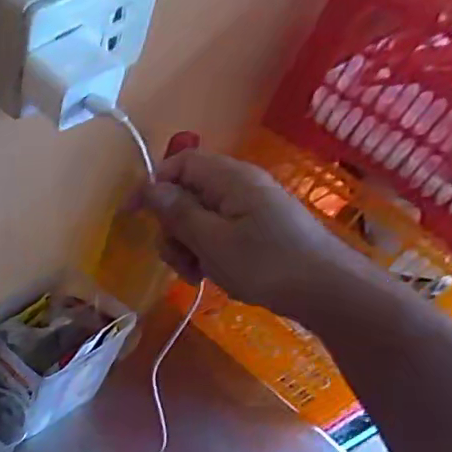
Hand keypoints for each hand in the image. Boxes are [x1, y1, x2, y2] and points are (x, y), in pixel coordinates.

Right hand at [135, 152, 374, 321]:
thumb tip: (150, 188)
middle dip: (171, 227)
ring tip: (196, 274)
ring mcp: (249, 207)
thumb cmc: (265, 263)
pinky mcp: (255, 228)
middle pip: (186, 194)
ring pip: (198, 218)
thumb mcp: (212, 241)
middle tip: (179, 261)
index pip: (180, 163)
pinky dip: (204, 252)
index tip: (129, 217)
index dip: (151, 185)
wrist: (322, 288)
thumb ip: (179, 213)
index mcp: (229, 178)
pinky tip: (210, 274)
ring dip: (186, 246)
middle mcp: (239, 185)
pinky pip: (216, 232)